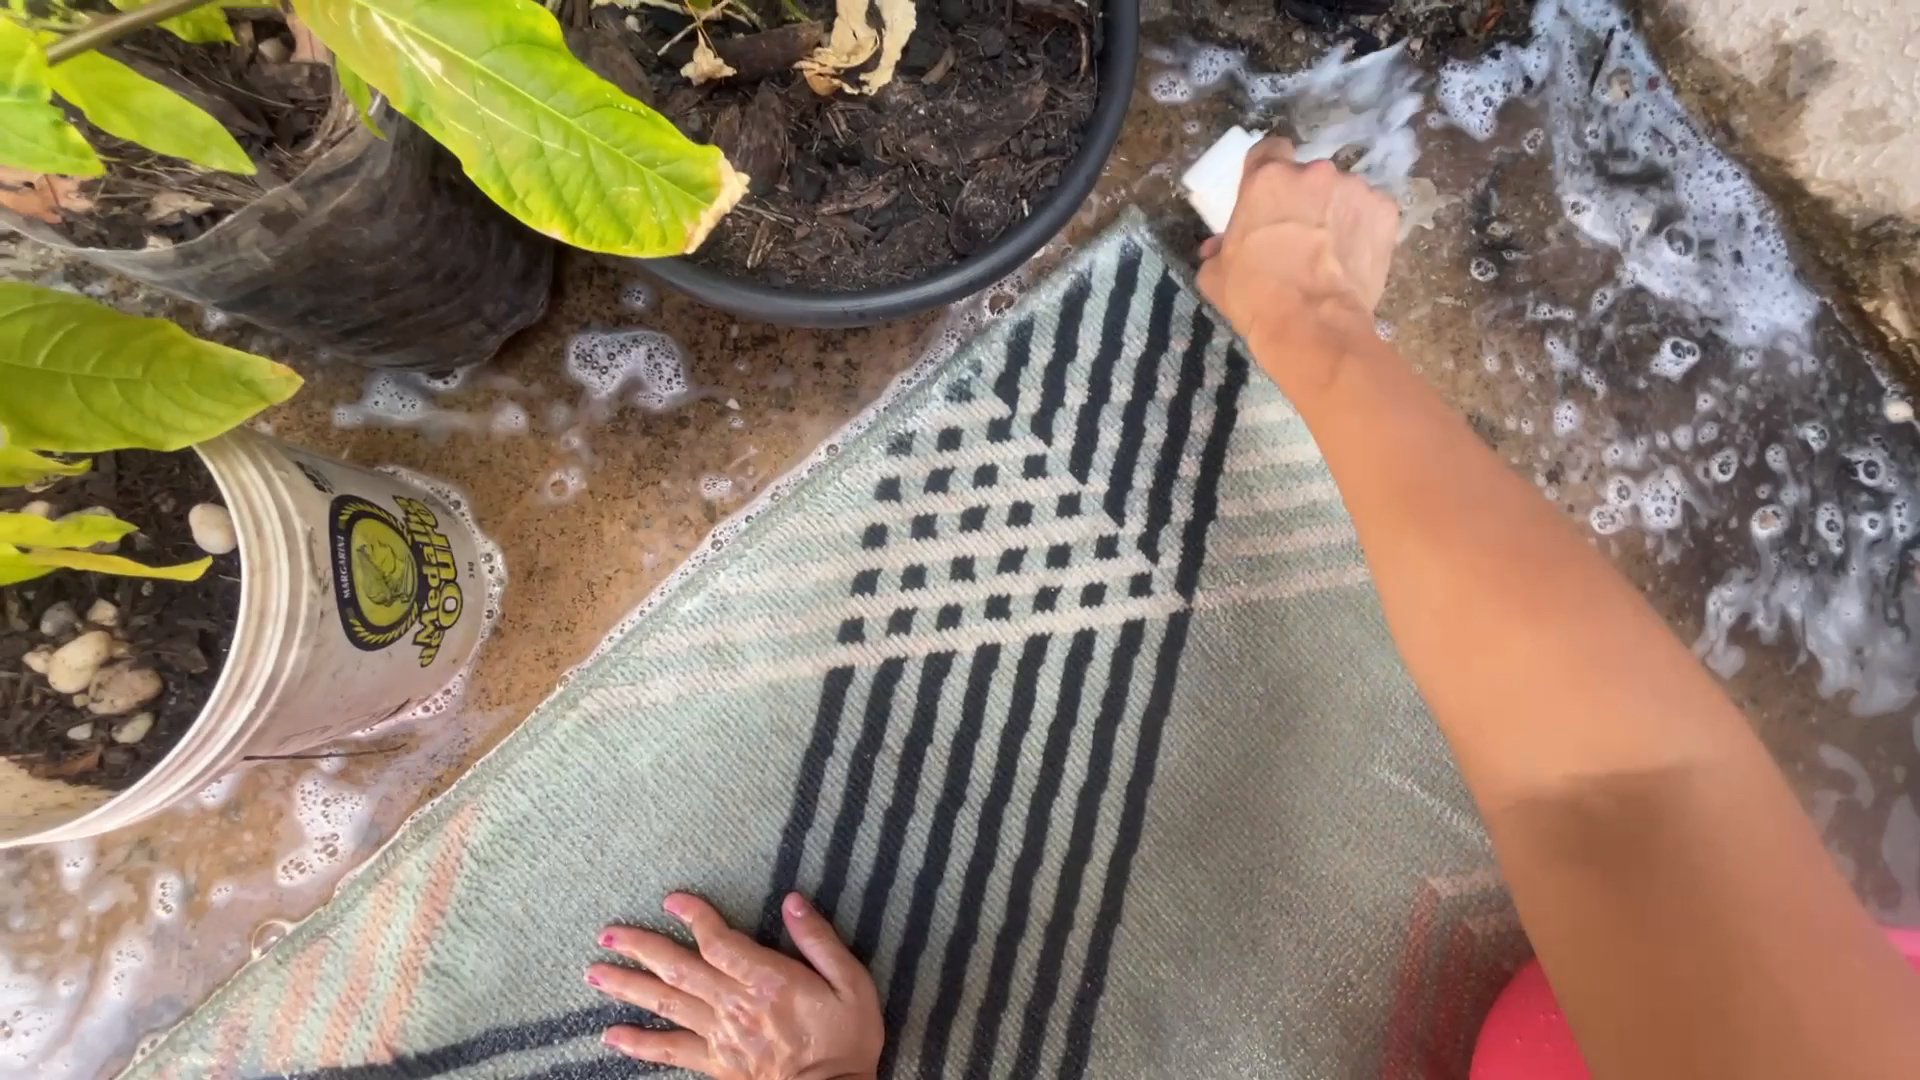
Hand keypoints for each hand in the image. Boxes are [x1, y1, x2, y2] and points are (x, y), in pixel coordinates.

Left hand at [588, 892, 882, 1079]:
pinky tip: (612, 1035)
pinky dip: (638, 1044)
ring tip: (596, 973)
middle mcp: (735, 1004)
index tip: (671, 900)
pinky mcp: (716, 1065)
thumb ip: (818, 939)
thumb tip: (792, 901)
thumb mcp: (850, 980)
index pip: (719, 940)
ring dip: (629, 988)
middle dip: (642, 949)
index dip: (693, 917)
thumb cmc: (846, 1038)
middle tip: (609, 934)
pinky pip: (670, 1052)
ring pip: (667, 1005)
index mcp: (767, 979)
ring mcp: (721, 1037)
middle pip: (680, 970)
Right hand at [1196, 138, 1400, 397]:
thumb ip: (1218, 251)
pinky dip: (1360, 231)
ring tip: (1326, 255)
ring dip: (1332, 215)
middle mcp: (1314, 172)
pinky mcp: (1386, 211)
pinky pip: (1368, 215)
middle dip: (1300, 200)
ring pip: (1340, 195)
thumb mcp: (1215, 276)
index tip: (1265, 196)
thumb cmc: (1254, 297)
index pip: (1267, 150)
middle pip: (1306, 177)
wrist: (1311, 324)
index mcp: (1267, 179)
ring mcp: (1355, 189)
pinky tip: (1349, 261)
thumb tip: (1218, 249)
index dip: (1265, 172)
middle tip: (1293, 238)